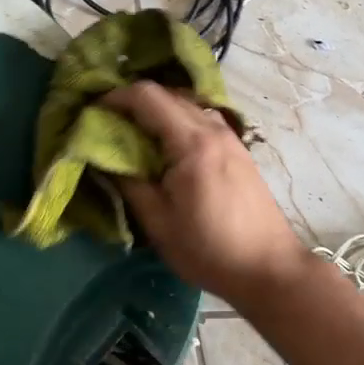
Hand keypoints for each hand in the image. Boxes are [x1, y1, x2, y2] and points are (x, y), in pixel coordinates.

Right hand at [101, 80, 309, 304]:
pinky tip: (165, 146)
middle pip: (166, 93)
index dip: (115, 97)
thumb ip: (126, 181)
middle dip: (132, 101)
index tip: (92, 112)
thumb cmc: (209, 249)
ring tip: (133, 135)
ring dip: (155, 110)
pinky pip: (198, 118)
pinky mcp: (236, 148)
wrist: (271, 271)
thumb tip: (98, 155)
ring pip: (184, 103)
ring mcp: (229, 135)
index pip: (147, 95)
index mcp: (191, 141)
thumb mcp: (157, 221)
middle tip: (107, 123)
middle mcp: (212, 127)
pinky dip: (175, 120)